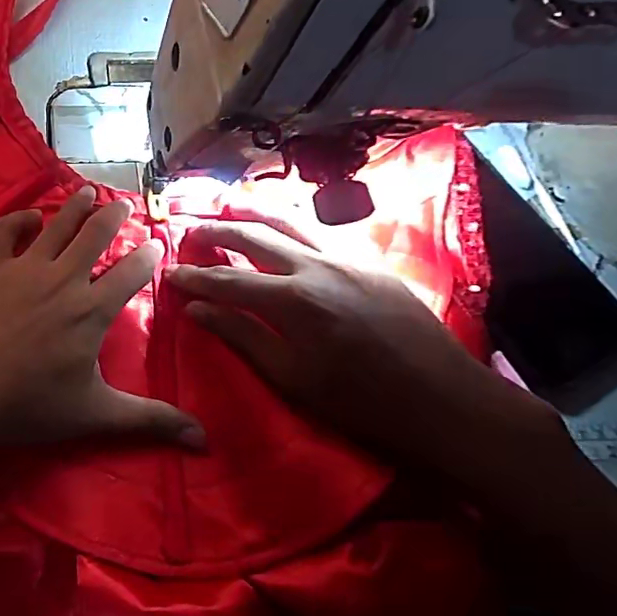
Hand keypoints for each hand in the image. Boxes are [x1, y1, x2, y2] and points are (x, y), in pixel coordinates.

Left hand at [0, 187, 204, 450]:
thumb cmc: (31, 404)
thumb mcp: (97, 414)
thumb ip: (150, 420)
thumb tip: (203, 440)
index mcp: (92, 309)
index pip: (131, 271)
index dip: (148, 254)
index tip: (156, 243)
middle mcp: (64, 278)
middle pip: (96, 233)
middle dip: (115, 215)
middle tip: (125, 204)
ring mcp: (25, 268)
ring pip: (57, 224)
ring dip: (75, 205)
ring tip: (87, 190)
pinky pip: (6, 230)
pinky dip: (20, 219)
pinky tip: (30, 217)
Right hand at [165, 221, 567, 499]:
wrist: (446, 401)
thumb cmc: (362, 403)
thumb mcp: (292, 378)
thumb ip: (242, 336)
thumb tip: (197, 309)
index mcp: (292, 299)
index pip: (228, 280)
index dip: (195, 276)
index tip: (170, 273)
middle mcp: (316, 266)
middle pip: (254, 235)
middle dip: (217, 232)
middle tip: (190, 233)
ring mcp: (347, 259)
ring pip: (289, 222)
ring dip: (252, 216)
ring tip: (226, 212)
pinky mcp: (371, 263)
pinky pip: (320, 235)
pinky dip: (290, 228)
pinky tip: (283, 234)